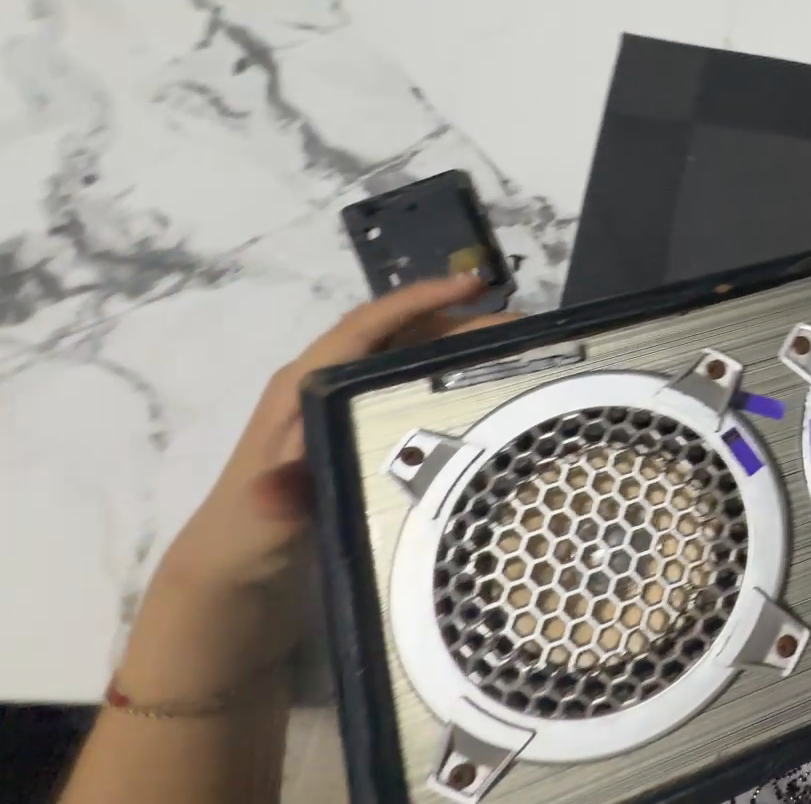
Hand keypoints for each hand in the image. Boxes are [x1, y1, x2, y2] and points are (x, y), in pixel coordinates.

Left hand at [132, 275, 515, 696]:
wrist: (240, 571)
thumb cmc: (251, 536)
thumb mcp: (263, 519)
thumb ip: (278, 498)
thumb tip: (287, 481)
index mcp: (307, 386)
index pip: (367, 326)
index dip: (419, 300)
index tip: (473, 286)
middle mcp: (334, 383)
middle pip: (404, 334)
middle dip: (463, 321)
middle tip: (523, 327)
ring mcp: (357, 403)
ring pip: (417, 354)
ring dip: (466, 344)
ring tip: (521, 348)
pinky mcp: (375, 425)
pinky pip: (422, 384)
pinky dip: (460, 373)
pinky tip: (495, 385)